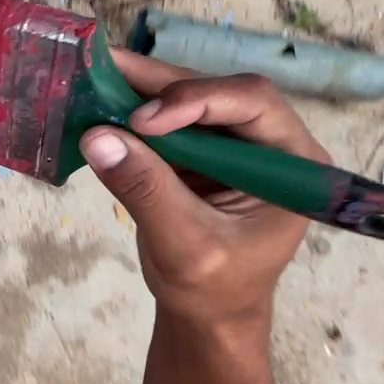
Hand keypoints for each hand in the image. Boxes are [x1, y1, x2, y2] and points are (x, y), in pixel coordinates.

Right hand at [79, 50, 330, 325]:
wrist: (207, 315)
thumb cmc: (213, 289)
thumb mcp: (183, 245)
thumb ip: (146, 190)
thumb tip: (96, 137)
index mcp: (289, 161)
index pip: (252, 104)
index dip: (197, 100)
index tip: (142, 121)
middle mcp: (264, 143)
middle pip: (215, 92)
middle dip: (160, 83)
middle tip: (105, 68)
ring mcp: (227, 148)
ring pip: (186, 101)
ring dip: (140, 91)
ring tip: (93, 77)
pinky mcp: (194, 157)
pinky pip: (162, 125)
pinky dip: (128, 115)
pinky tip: (96, 105)